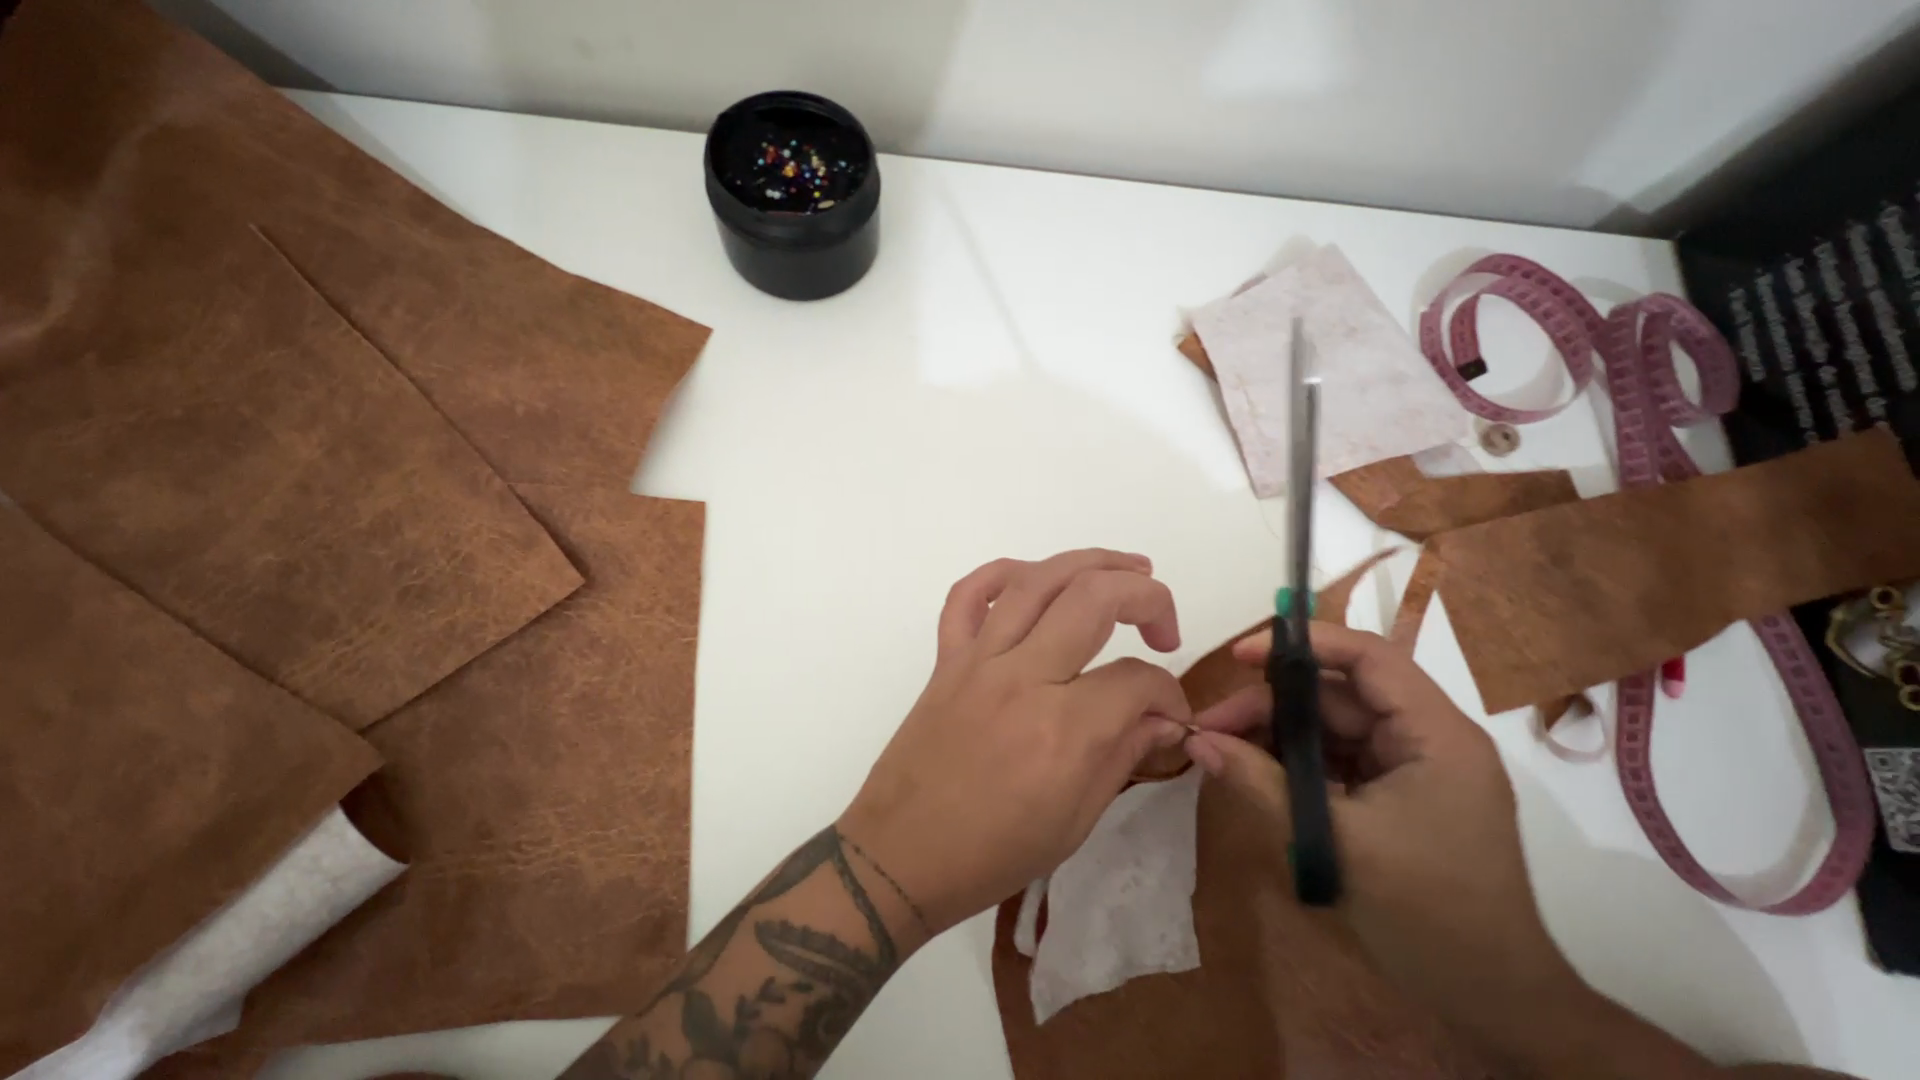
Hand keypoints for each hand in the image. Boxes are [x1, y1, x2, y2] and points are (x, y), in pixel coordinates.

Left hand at [837, 550, 1194, 937]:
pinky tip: (1034, 577)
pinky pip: (967, 595)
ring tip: (1130, 567)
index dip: (1170, 693)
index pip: (1138, 679)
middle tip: (1164, 627)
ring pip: (1037, 580)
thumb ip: (1124, 755)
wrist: (901, 856)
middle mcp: (1023, 679)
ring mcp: (978, 662)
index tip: (1171, 713)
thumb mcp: (1076, 821)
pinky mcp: (945, 660)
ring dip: (1092, 562)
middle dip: (1148, 597)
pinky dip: (1003, 573)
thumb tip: (1165, 718)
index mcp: (1063, 731)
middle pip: (1095, 598)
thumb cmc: (993, 853)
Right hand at [1184, 624, 1576, 1026]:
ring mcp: (1414, 770)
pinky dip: (1297, 764)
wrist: (1491, 995)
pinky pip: (1341, 762)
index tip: (1241, 654)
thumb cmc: (1426, 910)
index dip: (1303, 645)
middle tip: (1211, 726)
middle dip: (1273, 704)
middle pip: (1341, 695)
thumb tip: (1198, 741)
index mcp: (1435, 734)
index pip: (1369, 658)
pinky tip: (1256, 771)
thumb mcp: (1334, 842)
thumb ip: (1263, 785)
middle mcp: (1428, 739)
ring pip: (1335, 729)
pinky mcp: (1399, 798)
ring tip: (1222, 749)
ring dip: (1279, 735)